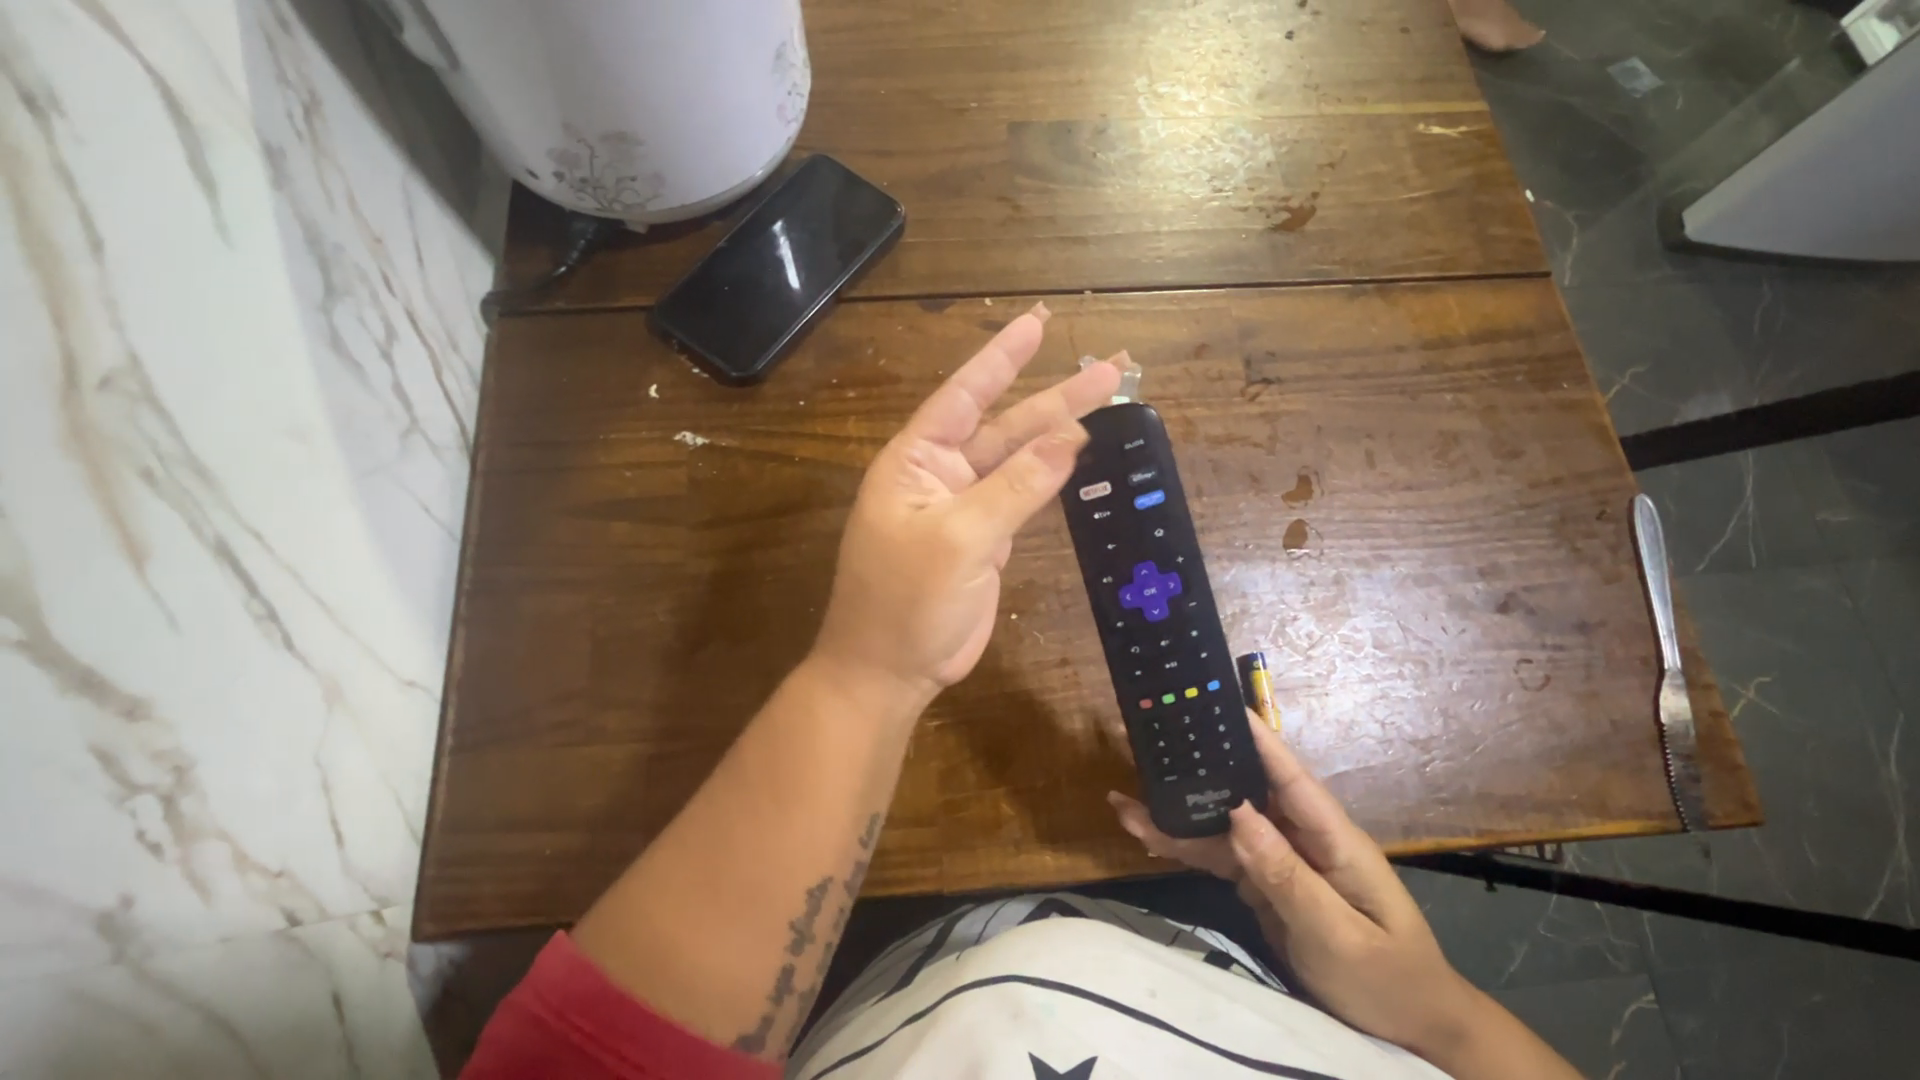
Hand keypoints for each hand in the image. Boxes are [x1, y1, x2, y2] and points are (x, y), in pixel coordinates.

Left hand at [812, 304, 1123, 700]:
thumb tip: (1068, 440)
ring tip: (1110, 405)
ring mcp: (964, 508)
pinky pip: (1023, 498)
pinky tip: (1082, 457)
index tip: (1037, 322)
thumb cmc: (904, 602)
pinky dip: (1053, 480)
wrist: (890, 670)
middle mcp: (940, 474)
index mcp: (916, 460)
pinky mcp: (984, 539)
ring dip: (1061, 436)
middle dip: (1056, 397)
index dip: (1002, 358)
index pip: (965, 395)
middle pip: (1005, 425)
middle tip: (1113, 368)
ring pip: (1019, 461)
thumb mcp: (958, 539)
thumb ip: (1014, 488)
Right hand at [1108, 716, 1478, 1058]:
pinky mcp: (1268, 887)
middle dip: (1199, 774)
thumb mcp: (1338, 934)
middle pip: (1246, 796)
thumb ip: (1287, 876)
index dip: (1257, 740)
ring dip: (1178, 819)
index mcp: (1333, 839)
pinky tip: (1149, 839)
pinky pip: (1222, 860)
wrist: (1412, 1027)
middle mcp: (1304, 840)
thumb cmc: (1386, 979)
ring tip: (1123, 806)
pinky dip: (1186, 850)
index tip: (1219, 705)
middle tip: (1146, 751)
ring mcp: (1284, 863)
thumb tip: (1238, 813)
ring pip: (1224, 830)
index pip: (1291, 778)